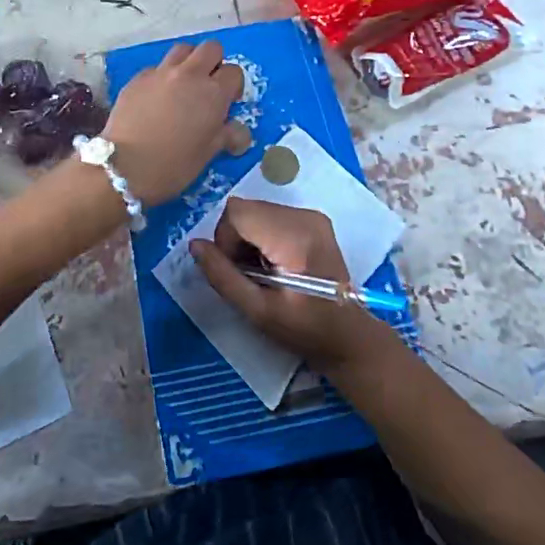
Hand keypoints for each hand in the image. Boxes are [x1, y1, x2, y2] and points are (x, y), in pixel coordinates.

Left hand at [101, 39, 248, 203]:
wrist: (125, 166)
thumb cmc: (174, 165)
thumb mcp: (209, 154)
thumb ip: (227, 136)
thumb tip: (239, 132)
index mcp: (213, 93)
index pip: (234, 73)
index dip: (233, 86)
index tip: (226, 103)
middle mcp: (189, 75)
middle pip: (211, 48)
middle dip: (214, 63)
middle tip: (207, 87)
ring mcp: (161, 73)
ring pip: (182, 49)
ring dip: (188, 62)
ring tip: (182, 85)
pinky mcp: (137, 78)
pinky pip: (156, 67)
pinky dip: (162, 76)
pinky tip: (156, 97)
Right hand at [190, 198, 392, 370]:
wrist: (349, 336)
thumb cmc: (304, 329)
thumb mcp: (257, 311)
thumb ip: (222, 276)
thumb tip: (195, 245)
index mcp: (295, 238)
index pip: (237, 213)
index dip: (225, 240)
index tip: (237, 271)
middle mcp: (304, 216)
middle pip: (244, 208)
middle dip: (234, 239)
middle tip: (247, 273)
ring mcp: (311, 215)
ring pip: (254, 210)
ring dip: (245, 237)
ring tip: (260, 270)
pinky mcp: (312, 219)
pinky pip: (268, 214)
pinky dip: (259, 235)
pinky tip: (271, 262)